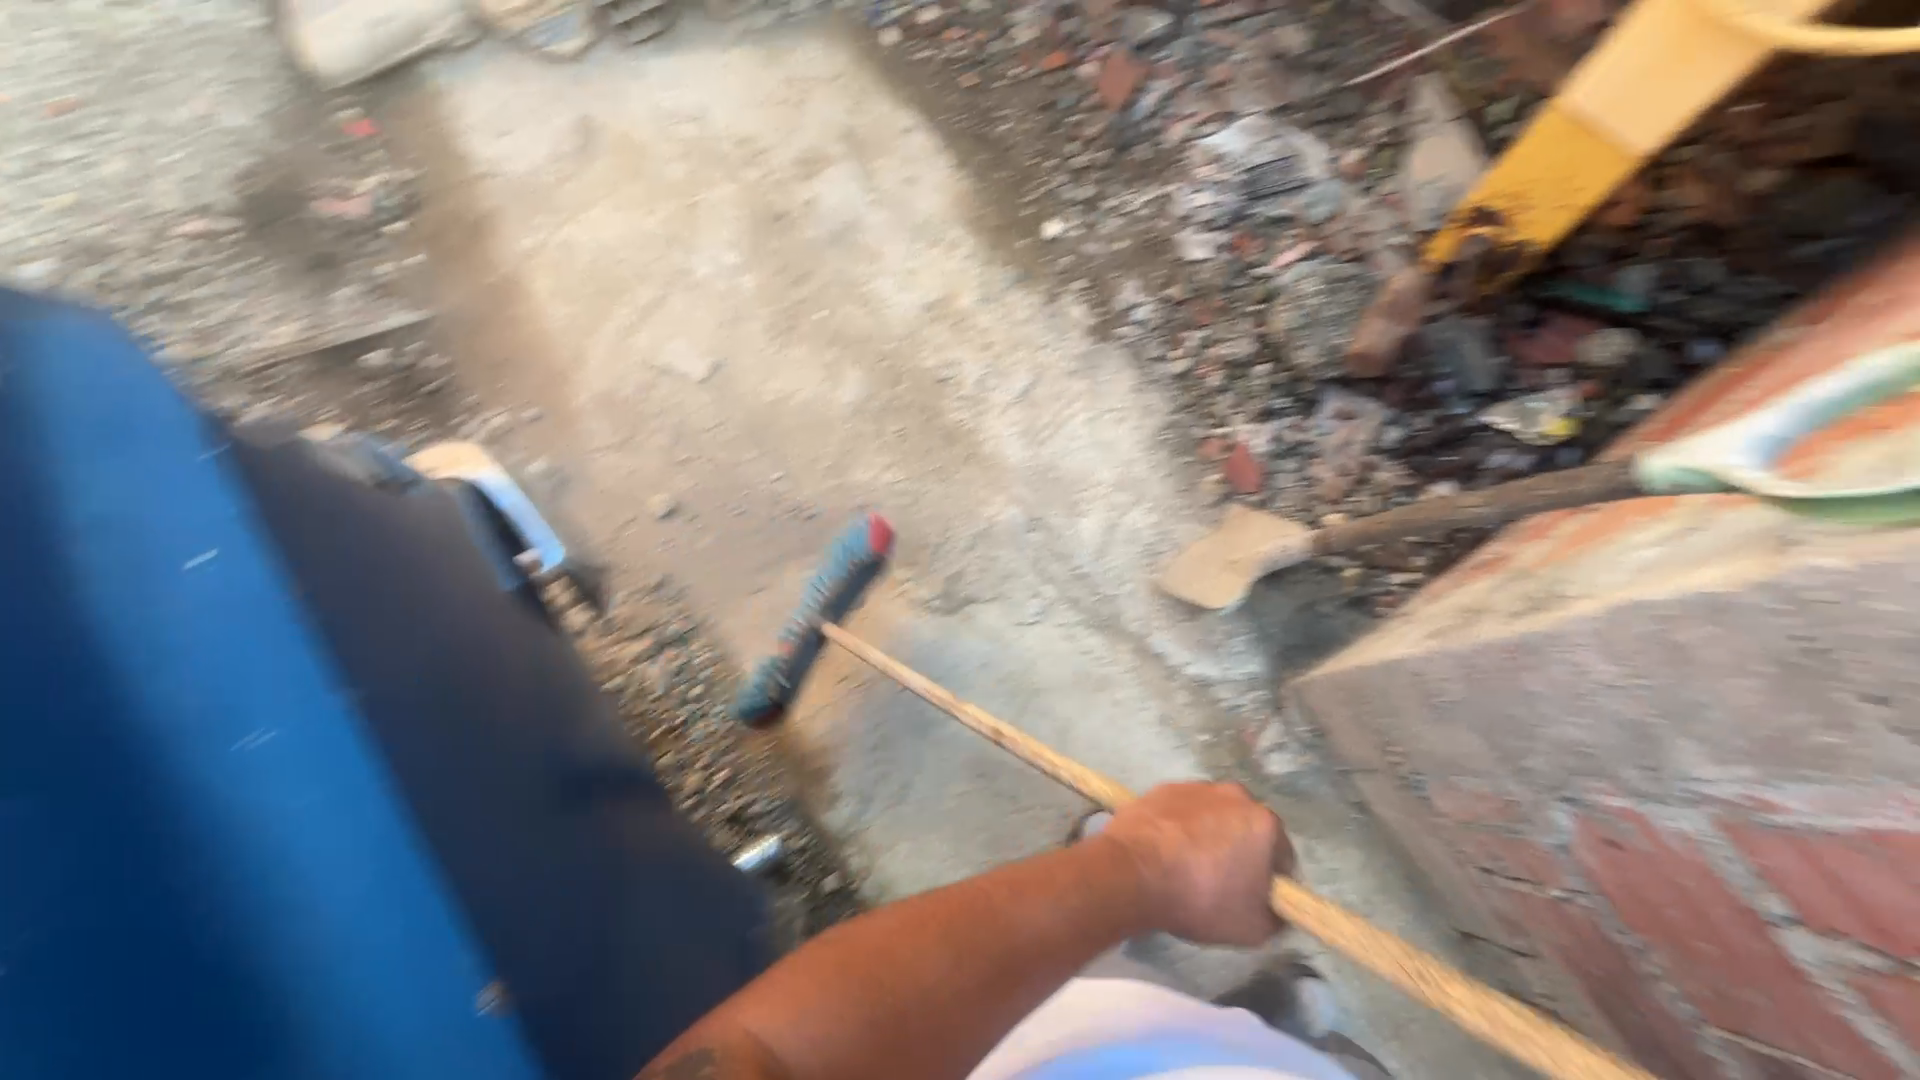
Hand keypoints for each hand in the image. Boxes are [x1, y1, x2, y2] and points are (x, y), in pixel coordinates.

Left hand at [1096, 782, 1293, 946]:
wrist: (1132, 872)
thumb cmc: (1200, 898)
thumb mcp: (1253, 928)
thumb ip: (1275, 917)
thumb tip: (1274, 909)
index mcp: (1265, 822)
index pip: (1280, 855)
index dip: (1270, 881)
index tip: (1252, 899)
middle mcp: (1234, 795)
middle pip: (1245, 829)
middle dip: (1238, 852)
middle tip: (1219, 882)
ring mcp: (1195, 787)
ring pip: (1212, 817)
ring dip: (1207, 837)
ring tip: (1186, 867)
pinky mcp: (1162, 788)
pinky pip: (1181, 812)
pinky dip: (1178, 828)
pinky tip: (1165, 852)